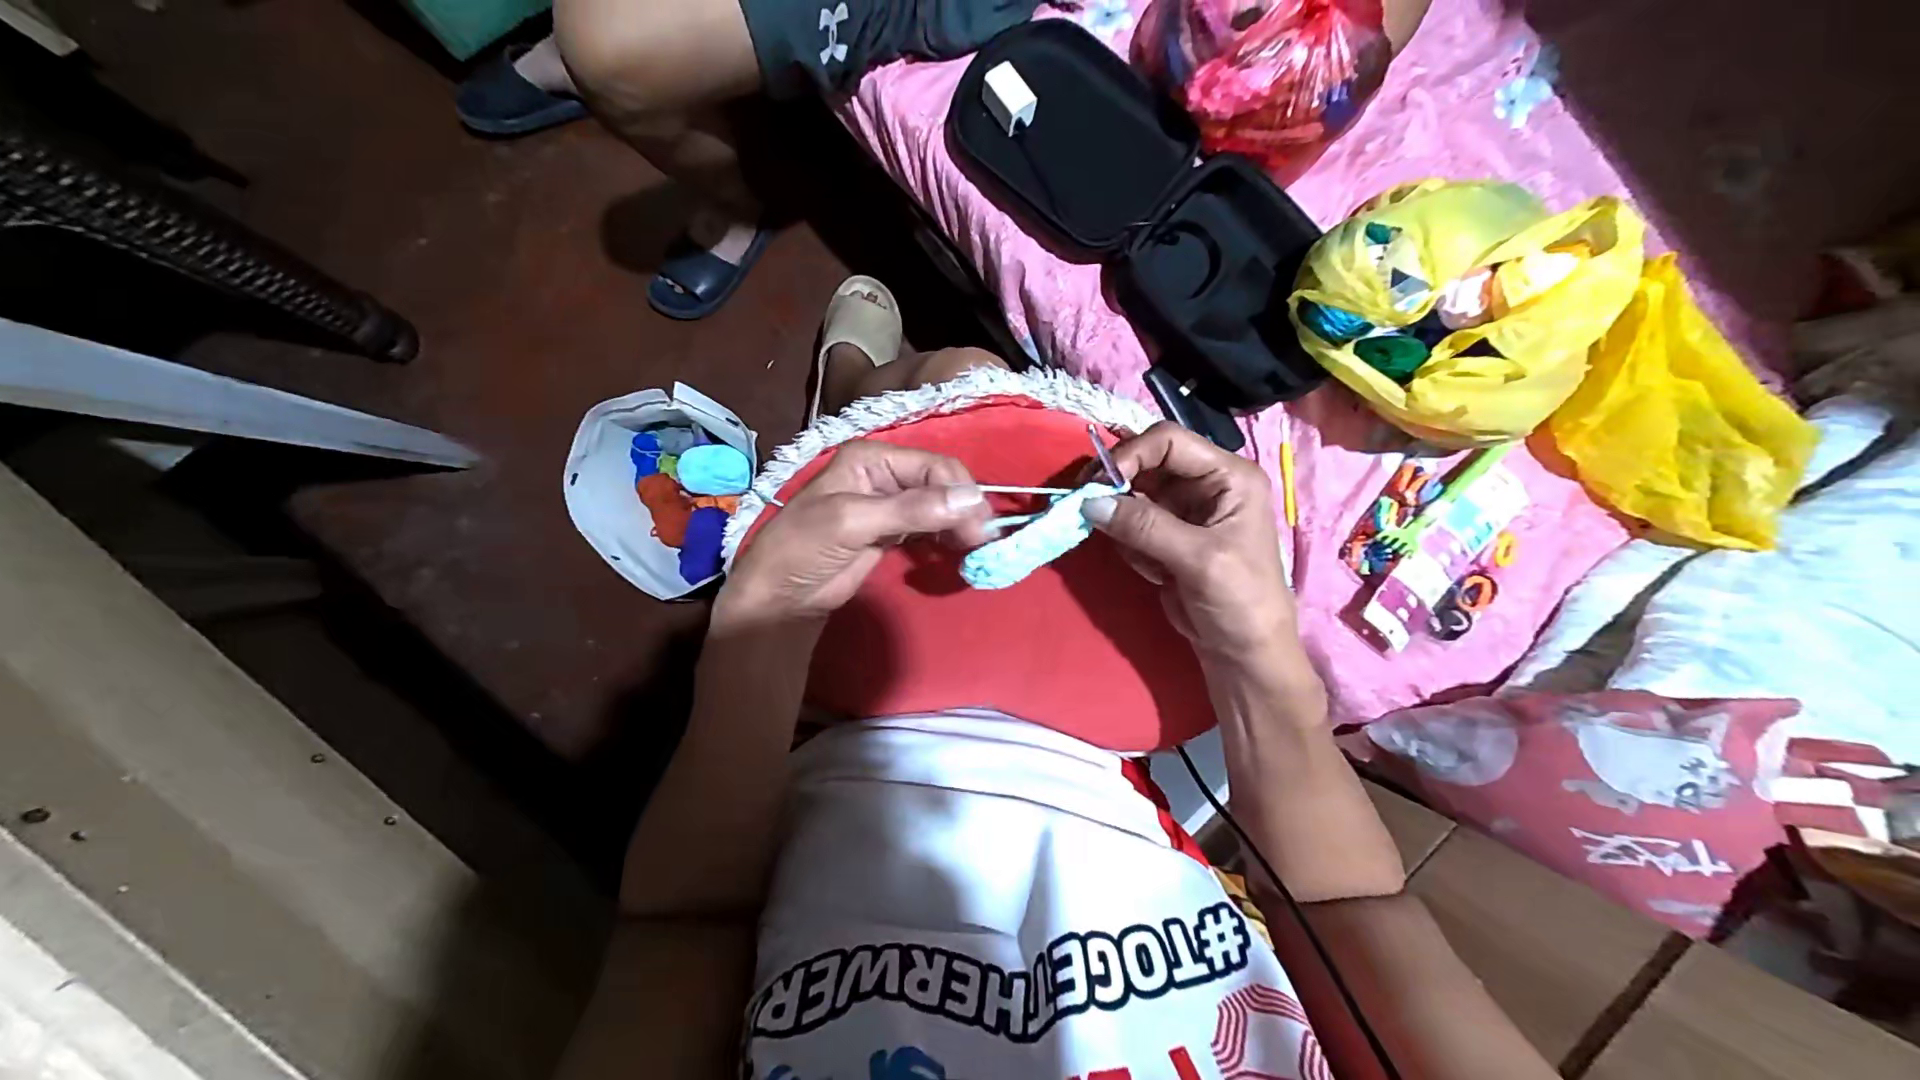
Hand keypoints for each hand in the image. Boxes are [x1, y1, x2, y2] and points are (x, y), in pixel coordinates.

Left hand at [720, 439, 992, 625]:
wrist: (776, 594)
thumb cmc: (804, 548)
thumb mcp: (853, 521)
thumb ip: (912, 509)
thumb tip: (971, 499)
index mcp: (872, 458)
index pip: (933, 466)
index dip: (961, 493)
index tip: (978, 528)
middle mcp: (884, 475)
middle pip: (941, 484)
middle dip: (964, 509)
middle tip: (981, 542)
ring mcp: (889, 504)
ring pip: (940, 506)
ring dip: (959, 524)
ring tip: (975, 549)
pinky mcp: (892, 532)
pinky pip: (930, 527)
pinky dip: (946, 537)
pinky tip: (958, 551)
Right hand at [1081, 422, 1293, 663]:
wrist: (1243, 653)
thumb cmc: (1239, 600)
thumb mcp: (1197, 559)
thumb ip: (1145, 526)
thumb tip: (1090, 502)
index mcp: (1229, 476)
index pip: (1169, 441)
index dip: (1131, 455)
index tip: (1099, 484)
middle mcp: (1206, 484)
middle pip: (1146, 463)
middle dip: (1119, 487)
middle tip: (1089, 508)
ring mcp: (1184, 510)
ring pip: (1132, 494)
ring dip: (1126, 524)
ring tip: (1147, 561)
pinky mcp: (1166, 535)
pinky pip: (1130, 523)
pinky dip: (1130, 544)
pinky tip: (1154, 572)